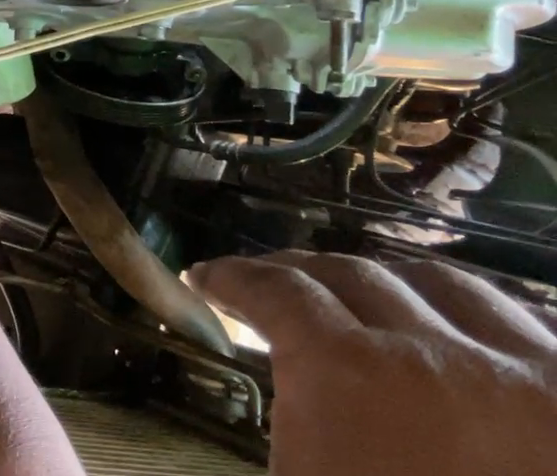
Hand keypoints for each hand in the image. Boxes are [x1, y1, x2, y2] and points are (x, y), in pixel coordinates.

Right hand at [189, 251, 556, 475]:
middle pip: (352, 274)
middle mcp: (441, 353)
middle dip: (298, 272)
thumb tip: (224, 397)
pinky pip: (536, 328)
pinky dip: (482, 320)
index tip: (204, 277)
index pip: (274, 288)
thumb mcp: (301, 475)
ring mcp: (537, 377)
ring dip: (389, 284)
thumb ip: (272, 416)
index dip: (231, 276)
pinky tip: (460, 340)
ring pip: (448, 287)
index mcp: (350, 370)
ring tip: (364, 300)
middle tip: (267, 286)